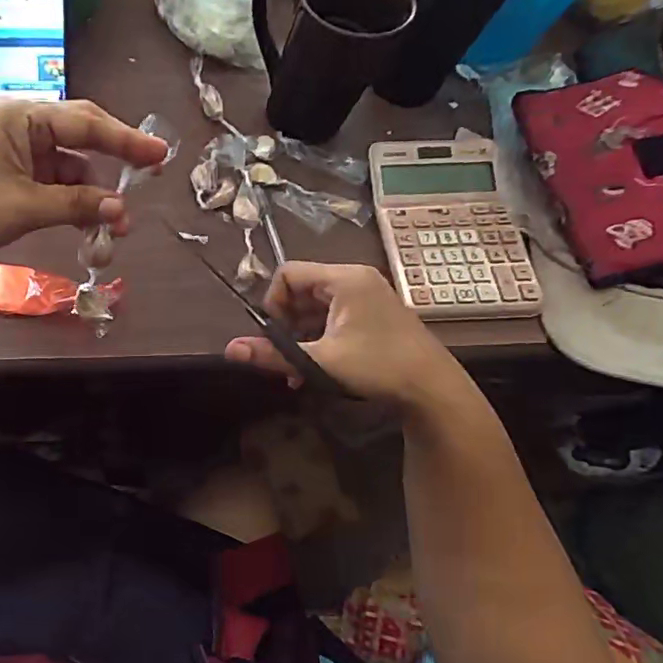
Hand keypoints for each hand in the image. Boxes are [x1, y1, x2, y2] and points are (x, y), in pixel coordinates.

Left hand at [0, 97, 169, 268]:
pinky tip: (92, 226)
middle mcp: (21, 125)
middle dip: (114, 162)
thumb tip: (121, 209)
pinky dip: (73, 203)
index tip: (159, 154)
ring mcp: (18, 151)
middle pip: (81, 138)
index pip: (84, 123)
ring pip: (71, 168)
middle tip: (151, 175)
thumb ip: (77, 205)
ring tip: (117, 226)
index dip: (125, 140)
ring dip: (93, 195)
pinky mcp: (15, 176)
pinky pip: (55, 185)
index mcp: (20, 115)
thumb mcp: (26, 207)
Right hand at [223, 262, 473, 412]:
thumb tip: (230, 349)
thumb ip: (273, 354)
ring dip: (301, 335)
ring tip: (300, 369)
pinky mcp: (374, 315)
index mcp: (344, 279)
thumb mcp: (319, 362)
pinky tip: (318, 367)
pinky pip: (333, 317)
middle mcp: (356, 279)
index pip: (288, 273)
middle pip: (302, 289)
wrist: (433, 389)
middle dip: (287, 323)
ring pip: (316, 307)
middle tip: (287, 355)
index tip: (275, 335)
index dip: (273, 302)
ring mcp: (368, 296)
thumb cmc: (377, 367)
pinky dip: (319, 338)